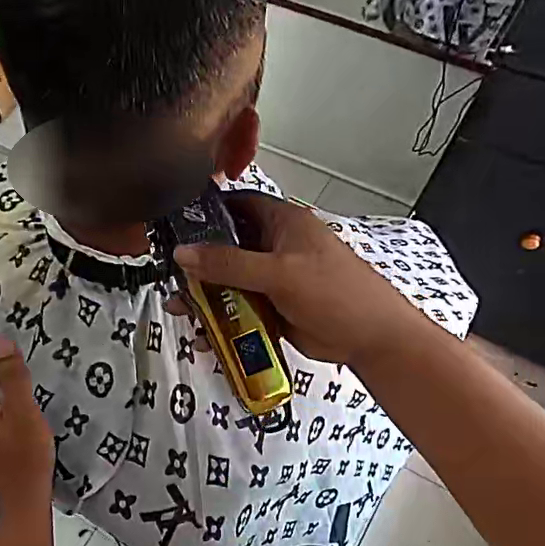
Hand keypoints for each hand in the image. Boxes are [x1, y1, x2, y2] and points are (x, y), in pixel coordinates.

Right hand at [172, 192, 423, 365]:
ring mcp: (275, 280)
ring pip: (231, 283)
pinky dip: (223, 321)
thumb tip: (185, 253)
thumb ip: (230, 263)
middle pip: (228, 249)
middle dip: (200, 265)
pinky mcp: (274, 309)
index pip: (238, 205)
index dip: (208, 212)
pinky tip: (206, 334)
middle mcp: (277, 248)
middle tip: (174, 279)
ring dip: (207, 297)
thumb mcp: (279, 273)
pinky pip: (240, 310)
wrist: (370, 340)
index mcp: (284, 224)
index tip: (177, 226)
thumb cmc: (338, 294)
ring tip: (183, 311)